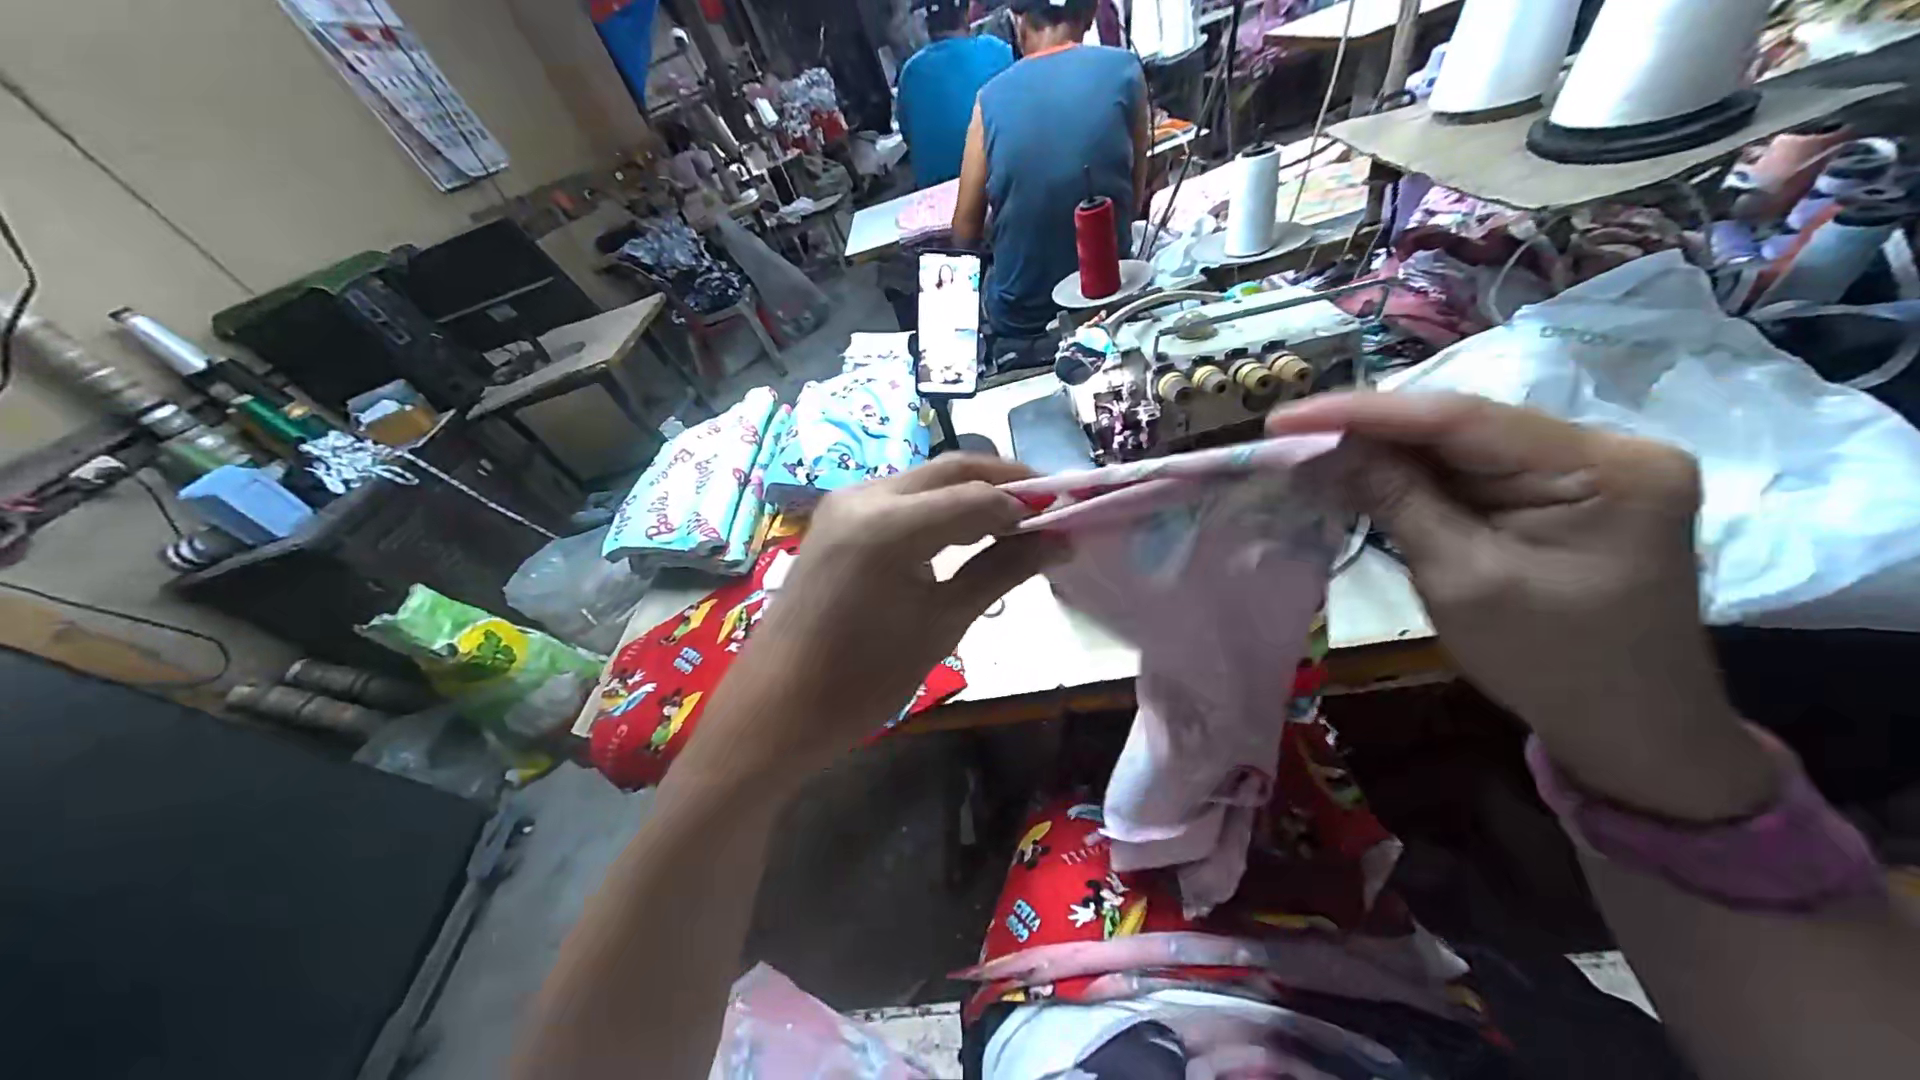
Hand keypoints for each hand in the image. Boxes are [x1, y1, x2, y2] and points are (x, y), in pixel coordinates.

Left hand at [677, 455, 1060, 792]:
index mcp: (890, 525)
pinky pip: (902, 499)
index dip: (1029, 504)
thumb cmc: (863, 680)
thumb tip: (1058, 541)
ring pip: (927, 480)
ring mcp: (846, 503)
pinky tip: (965, 533)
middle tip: (1051, 508)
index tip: (1068, 520)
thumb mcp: (942, 624)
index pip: (979, 496)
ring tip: (1017, 523)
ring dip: (974, 494)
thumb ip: (1002, 571)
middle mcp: (865, 496)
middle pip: (953, 471)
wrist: (778, 708)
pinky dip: (940, 508)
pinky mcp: (838, 519)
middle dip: (1006, 484)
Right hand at [1268, 392, 1775, 820]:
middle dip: (1367, 431)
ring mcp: (1582, 467)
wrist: (1627, 726)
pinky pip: (1468, 470)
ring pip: (1457, 445)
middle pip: (1458, 425)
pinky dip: (1408, 475)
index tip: (1283, 418)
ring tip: (1308, 452)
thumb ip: (1397, 500)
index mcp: (1604, 466)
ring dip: (1381, 452)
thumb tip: (1326, 450)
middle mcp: (1602, 447)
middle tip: (1287, 435)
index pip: (1460, 418)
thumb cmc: (1548, 662)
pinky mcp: (1557, 490)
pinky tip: (1359, 474)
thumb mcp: (1460, 578)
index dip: (1362, 412)